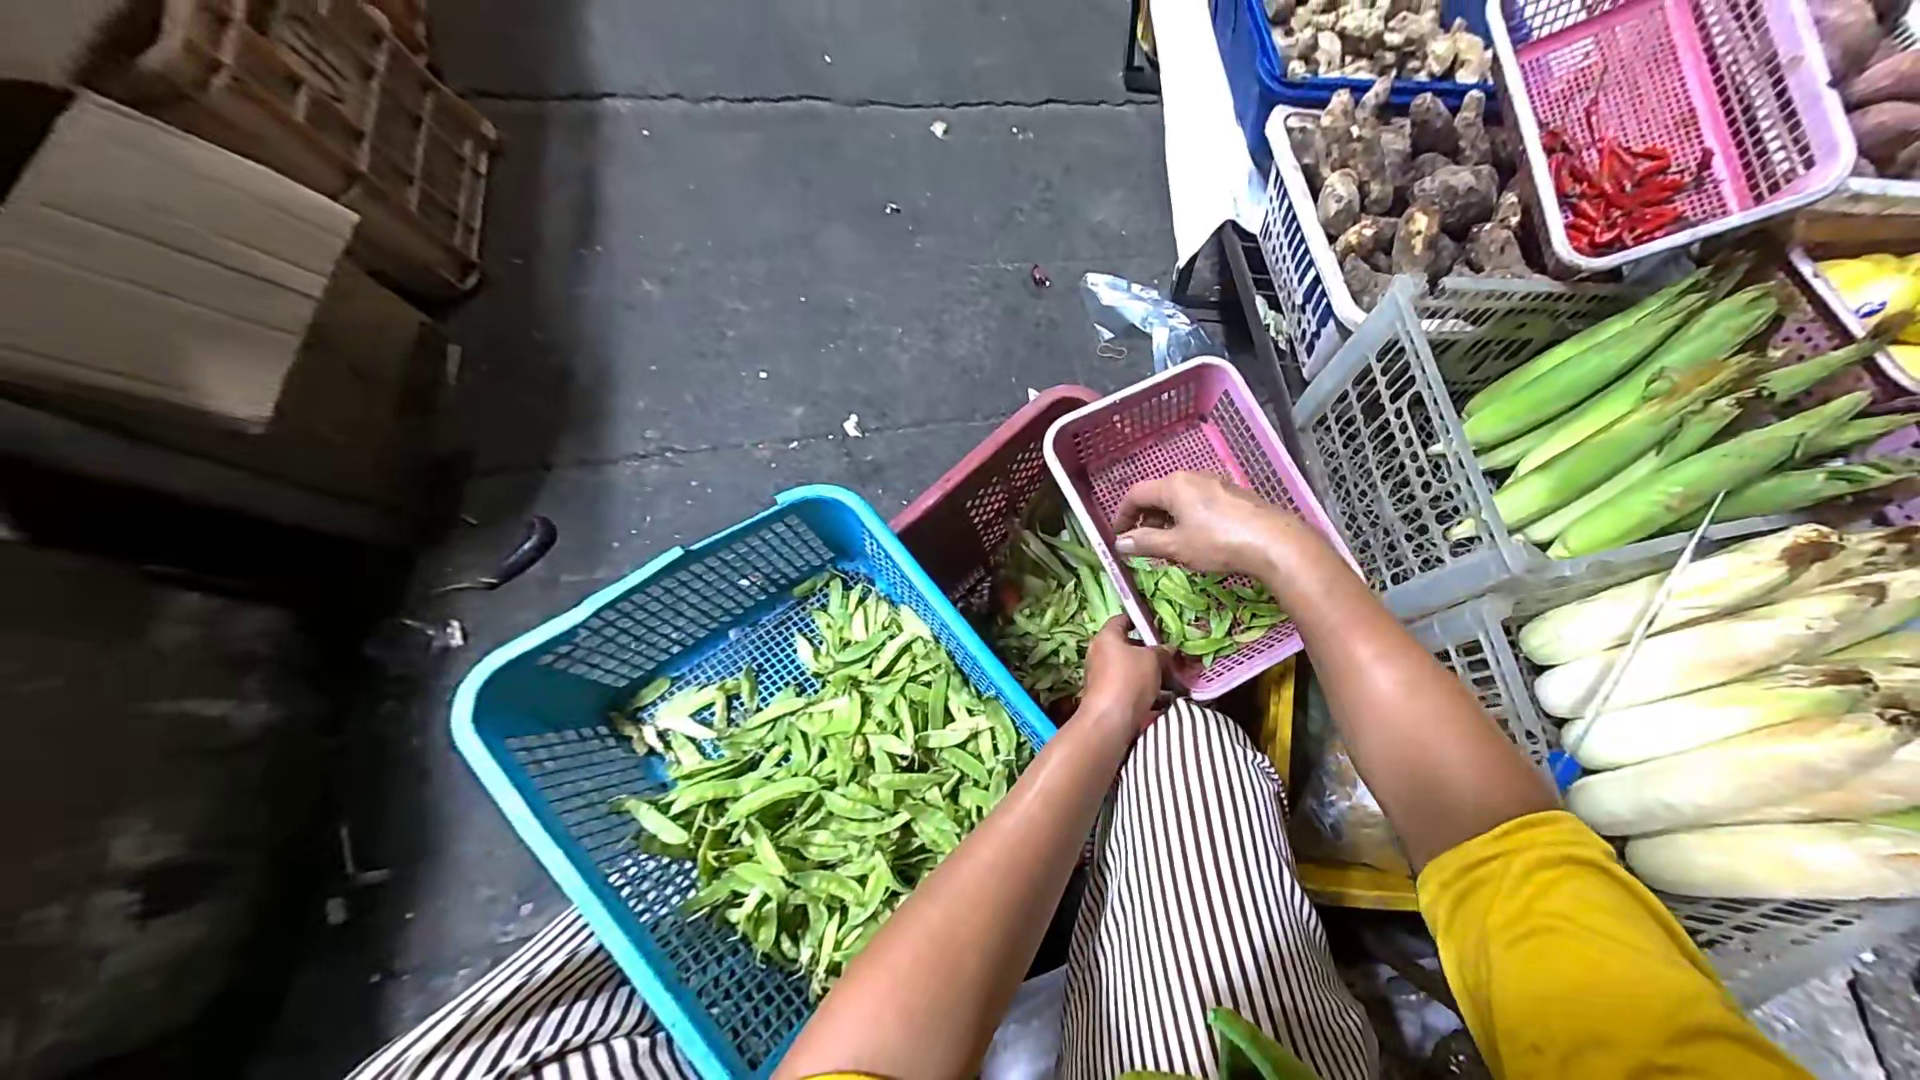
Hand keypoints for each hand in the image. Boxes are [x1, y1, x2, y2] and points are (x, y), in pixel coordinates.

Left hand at [1079, 616, 1169, 737]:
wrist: (1110, 719)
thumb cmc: (1129, 679)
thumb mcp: (1152, 659)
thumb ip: (1161, 650)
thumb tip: (1168, 648)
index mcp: (1106, 636)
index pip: (1121, 620)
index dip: (1139, 620)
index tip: (1156, 625)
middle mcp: (1099, 652)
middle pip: (1126, 646)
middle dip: (1148, 651)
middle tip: (1169, 655)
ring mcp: (1100, 675)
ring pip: (1129, 668)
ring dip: (1148, 672)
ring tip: (1172, 678)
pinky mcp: (1105, 694)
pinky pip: (1127, 685)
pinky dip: (1143, 688)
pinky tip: (1162, 697)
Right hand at [1112, 471, 1298, 576]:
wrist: (1274, 543)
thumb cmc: (1218, 542)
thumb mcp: (1176, 546)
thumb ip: (1144, 542)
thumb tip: (1119, 543)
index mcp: (1173, 485)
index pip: (1135, 494)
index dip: (1123, 515)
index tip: (1119, 536)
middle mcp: (1192, 477)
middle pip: (1158, 493)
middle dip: (1144, 517)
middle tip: (1141, 541)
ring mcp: (1215, 483)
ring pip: (1179, 498)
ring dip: (1165, 518)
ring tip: (1167, 543)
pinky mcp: (1233, 495)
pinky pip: (1198, 501)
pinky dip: (1186, 517)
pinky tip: (1195, 537)